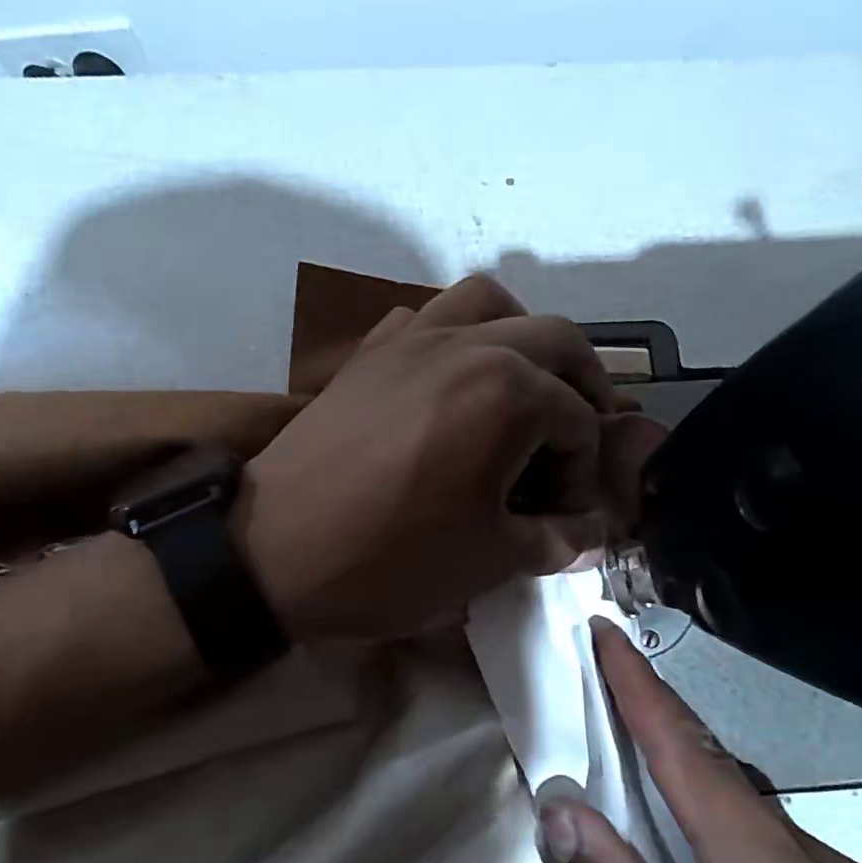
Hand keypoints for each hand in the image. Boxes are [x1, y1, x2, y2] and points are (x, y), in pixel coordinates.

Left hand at [235, 274, 616, 639]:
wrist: (273, 553)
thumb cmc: (393, 559)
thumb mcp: (490, 560)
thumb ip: (555, 540)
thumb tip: (587, 532)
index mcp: (508, 393)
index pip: (579, 421)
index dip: (585, 470)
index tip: (568, 511)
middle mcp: (468, 346)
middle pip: (556, 338)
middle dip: (584, 383)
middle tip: (581, 430)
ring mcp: (413, 338)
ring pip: (491, 302)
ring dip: (525, 336)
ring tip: (526, 384)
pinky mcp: (371, 351)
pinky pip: (428, 318)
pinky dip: (458, 336)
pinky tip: (454, 382)